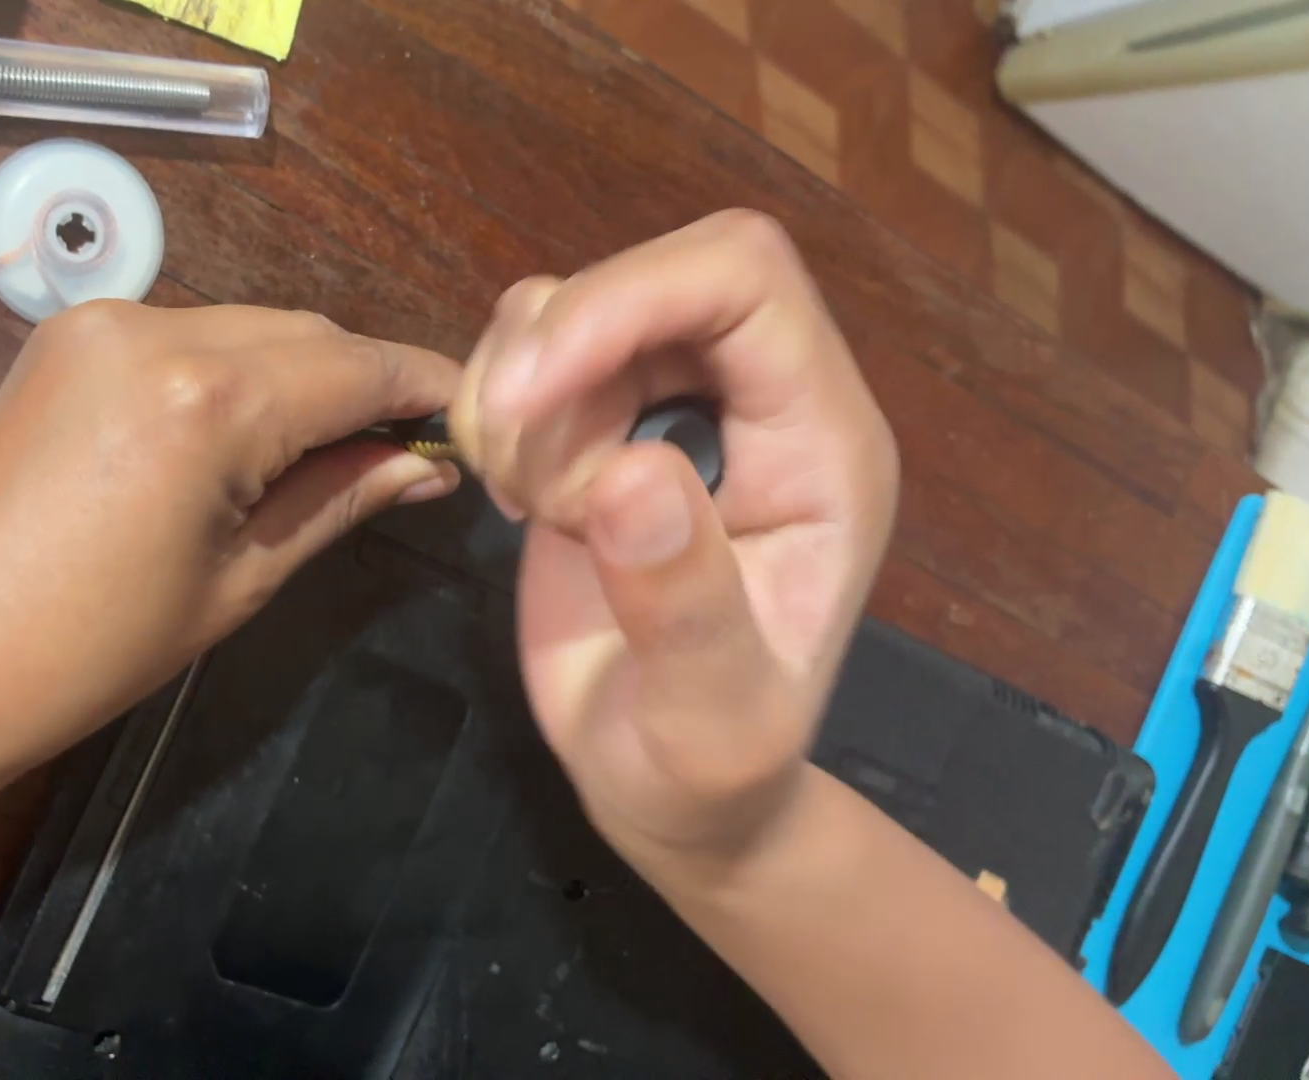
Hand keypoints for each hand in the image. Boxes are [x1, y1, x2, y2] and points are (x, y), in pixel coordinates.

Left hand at [0, 301, 460, 773]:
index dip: (424, 386)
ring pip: (252, 329)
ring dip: (307, 376)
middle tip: (406, 448)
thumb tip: (427, 466)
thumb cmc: (92, 652)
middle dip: (368, 383)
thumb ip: (339, 499)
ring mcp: (101, 324)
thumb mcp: (240, 580)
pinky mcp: (68, 339)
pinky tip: (254, 429)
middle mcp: (155, 329)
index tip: (469, 417)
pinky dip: (243, 373)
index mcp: (206, 402)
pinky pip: (191, 337)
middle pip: (307, 335)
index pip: (355, 368)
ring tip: (336, 445)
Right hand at [448, 211, 897, 880]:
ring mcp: (665, 407)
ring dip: (513, 407)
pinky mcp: (592, 428)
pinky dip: (490, 414)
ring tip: (533, 516)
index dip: (624, 302)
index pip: (740, 279)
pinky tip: (519, 502)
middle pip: (638, 279)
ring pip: (559, 310)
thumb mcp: (708, 724)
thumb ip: (687, 610)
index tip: (528, 401)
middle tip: (526, 502)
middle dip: (551, 376)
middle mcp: (749, 401)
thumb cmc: (704, 767)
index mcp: (818, 444)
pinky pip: (520, 353)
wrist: (661, 776)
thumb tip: (631, 474)